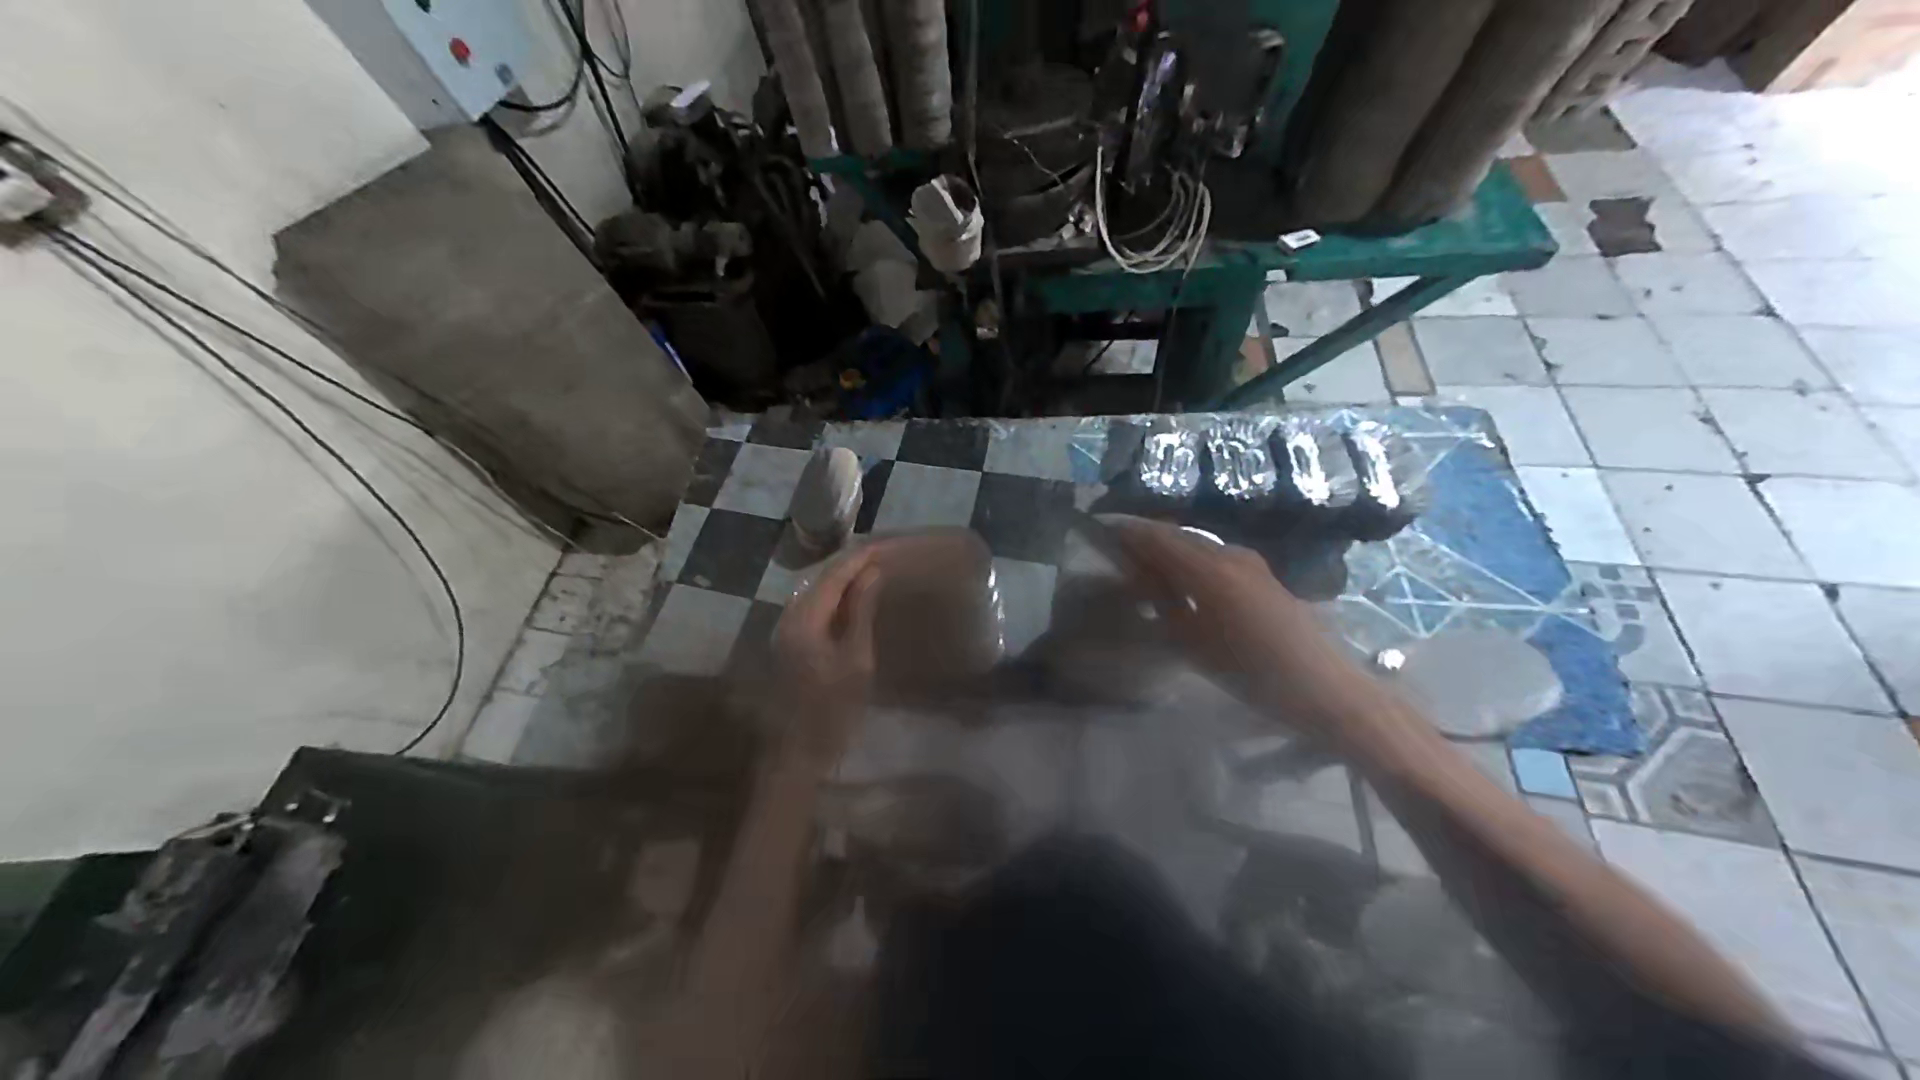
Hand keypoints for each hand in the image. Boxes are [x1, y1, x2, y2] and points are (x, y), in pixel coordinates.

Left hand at [772, 544, 884, 768]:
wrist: (799, 750)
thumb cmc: (834, 708)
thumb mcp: (856, 659)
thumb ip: (861, 612)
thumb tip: (871, 574)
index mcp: (803, 620)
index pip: (833, 577)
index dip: (858, 559)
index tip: (884, 546)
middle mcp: (787, 618)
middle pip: (820, 580)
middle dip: (850, 565)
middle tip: (881, 554)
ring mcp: (784, 630)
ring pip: (814, 592)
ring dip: (841, 579)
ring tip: (870, 569)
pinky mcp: (788, 643)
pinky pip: (811, 607)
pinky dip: (833, 597)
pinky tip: (851, 597)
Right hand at [1103, 516, 1388, 738]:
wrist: (1323, 688)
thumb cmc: (1252, 673)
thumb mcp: (1194, 643)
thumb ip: (1163, 603)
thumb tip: (1137, 576)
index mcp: (1209, 569)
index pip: (1157, 538)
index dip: (1128, 532)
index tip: (1101, 529)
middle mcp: (1229, 554)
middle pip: (1178, 537)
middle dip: (1147, 539)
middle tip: (1118, 550)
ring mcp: (1250, 562)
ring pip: (1198, 546)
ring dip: (1169, 551)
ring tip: (1143, 567)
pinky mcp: (1262, 575)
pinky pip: (1215, 558)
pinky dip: (1191, 562)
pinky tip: (1181, 582)